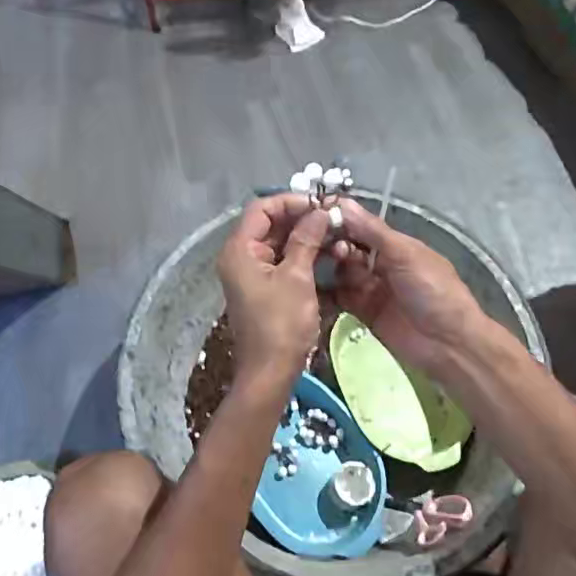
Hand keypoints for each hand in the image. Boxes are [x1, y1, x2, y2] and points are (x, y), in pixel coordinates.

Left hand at [218, 194, 332, 380]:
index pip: (262, 208)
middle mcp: (240, 257)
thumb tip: (319, 212)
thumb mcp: (297, 278)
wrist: (270, 372)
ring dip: (305, 238)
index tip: (321, 205)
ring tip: (336, 236)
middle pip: (270, 224)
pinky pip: (282, 262)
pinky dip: (302, 256)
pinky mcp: (263, 289)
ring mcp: (251, 274)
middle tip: (334, 219)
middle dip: (302, 219)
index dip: (291, 202)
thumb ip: (306, 240)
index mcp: (240, 250)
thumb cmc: (281, 324)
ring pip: (279, 243)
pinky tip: (328, 256)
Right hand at [330, 199, 487, 375]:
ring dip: (330, 266)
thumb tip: (342, 203)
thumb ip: (373, 232)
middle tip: (318, 245)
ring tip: (315, 264)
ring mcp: (371, 288)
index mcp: (396, 245)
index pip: (362, 226)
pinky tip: (309, 285)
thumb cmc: (433, 291)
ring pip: (342, 271)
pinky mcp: (362, 311)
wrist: (448, 344)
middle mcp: (382, 263)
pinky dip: (326, 292)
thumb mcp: (405, 255)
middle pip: (349, 248)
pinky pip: (339, 297)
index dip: (341, 219)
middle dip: (333, 244)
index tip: (314, 214)